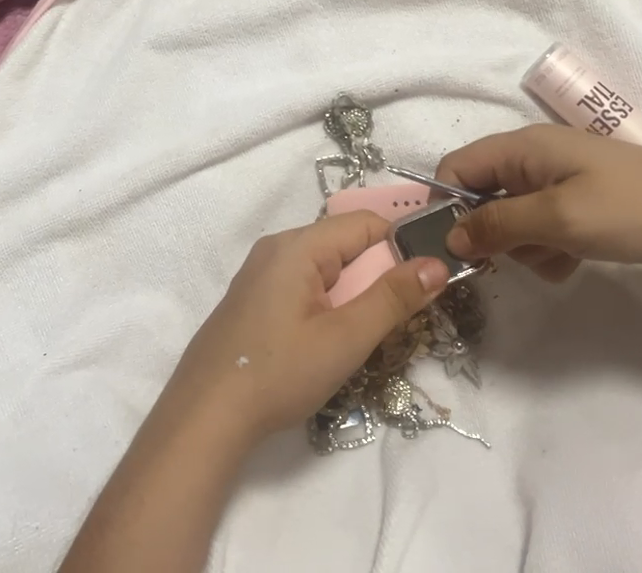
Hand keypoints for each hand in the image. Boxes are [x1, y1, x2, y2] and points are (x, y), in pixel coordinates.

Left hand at [158, 210, 448, 442]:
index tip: (427, 282)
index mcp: (297, 245)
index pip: (365, 223)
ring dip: (354, 295)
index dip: (401, 246)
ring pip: (326, 269)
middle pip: (345, 245)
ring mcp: (261, 275)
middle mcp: (277, 249)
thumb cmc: (279, 373)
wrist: (204, 418)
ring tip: (365, 335)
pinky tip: (329, 343)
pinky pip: (304, 287)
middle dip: (378, 276)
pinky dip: (328, 305)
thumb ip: (393, 298)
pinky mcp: (254, 301)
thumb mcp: (346, 338)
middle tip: (399, 319)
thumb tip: (437, 263)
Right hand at [436, 124, 641, 280]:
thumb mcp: (559, 218)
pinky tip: (576, 260)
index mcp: (522, 148)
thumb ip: (498, 225)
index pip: (456, 169)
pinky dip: (550, 249)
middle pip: (482, 198)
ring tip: (563, 256)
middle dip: (495, 234)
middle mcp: (533, 159)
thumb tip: (451, 236)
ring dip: (526, 247)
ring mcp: (557, 181)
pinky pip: (541, 229)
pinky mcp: (578, 204)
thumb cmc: (632, 208)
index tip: (458, 248)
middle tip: (524, 255)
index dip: (448, 206)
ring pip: (511, 220)